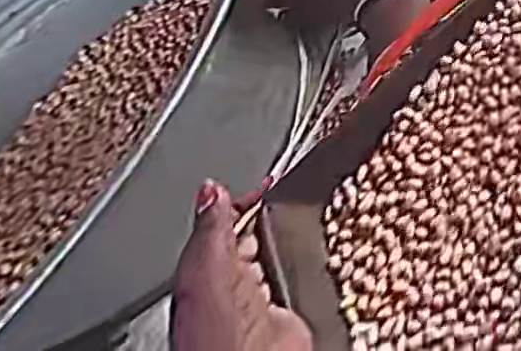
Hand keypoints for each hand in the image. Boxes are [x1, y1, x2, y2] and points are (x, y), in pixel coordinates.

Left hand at [171, 180, 312, 350]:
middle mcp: (230, 290)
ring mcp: (259, 303)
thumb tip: (210, 190)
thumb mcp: (205, 273)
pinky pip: (300, 274)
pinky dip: (310, 258)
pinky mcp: (288, 312)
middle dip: (268, 214)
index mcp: (203, 277)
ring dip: (291, 236)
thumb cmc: (215, 340)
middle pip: (250, 238)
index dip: (242, 202)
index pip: (221, 227)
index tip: (264, 184)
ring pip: (275, 255)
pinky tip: (317, 248)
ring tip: (304, 214)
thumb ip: (210, 231)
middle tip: (286, 194)